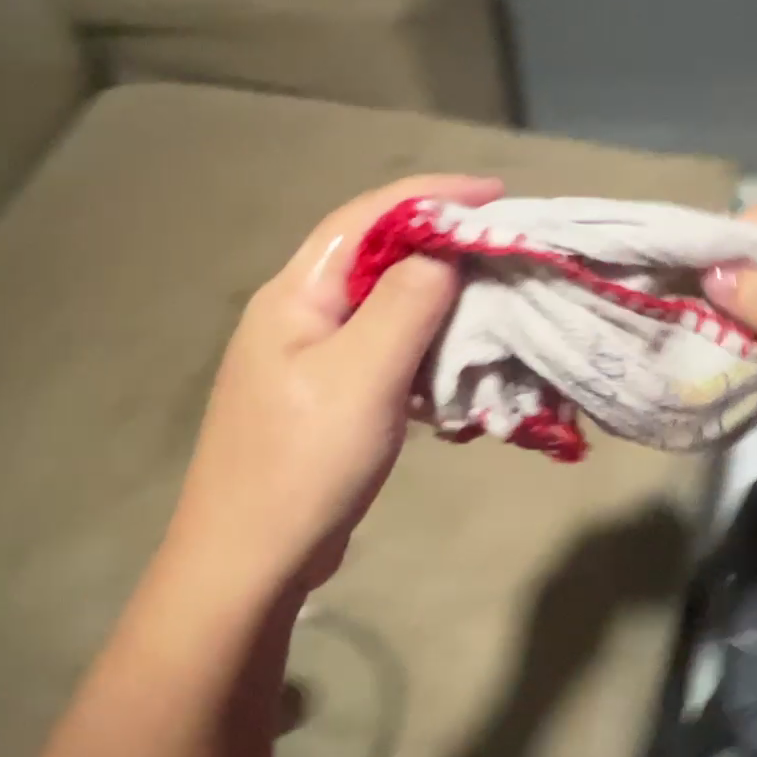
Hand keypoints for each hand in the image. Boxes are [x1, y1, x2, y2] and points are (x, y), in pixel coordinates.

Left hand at [166, 175, 503, 594]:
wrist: (252, 562)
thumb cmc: (303, 464)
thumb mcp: (362, 376)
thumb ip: (405, 304)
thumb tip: (445, 253)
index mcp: (297, 295)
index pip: (367, 218)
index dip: (432, 196)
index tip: (496, 194)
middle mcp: (301, 315)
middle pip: (376, 255)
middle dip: (441, 242)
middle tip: (504, 246)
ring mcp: (313, 358)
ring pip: (385, 304)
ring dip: (439, 295)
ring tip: (493, 295)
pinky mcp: (330, 396)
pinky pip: (388, 349)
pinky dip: (428, 343)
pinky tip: (457, 359)